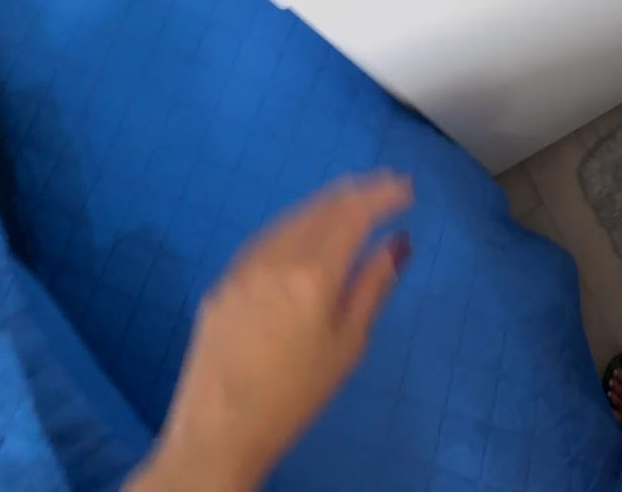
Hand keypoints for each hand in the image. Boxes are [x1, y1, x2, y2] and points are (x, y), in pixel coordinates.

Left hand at [126, 173, 413, 491]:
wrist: (215, 437)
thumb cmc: (295, 394)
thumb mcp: (349, 343)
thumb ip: (374, 285)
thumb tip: (397, 242)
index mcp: (313, 274)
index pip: (354, 215)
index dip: (382, 195)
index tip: (406, 189)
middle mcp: (277, 260)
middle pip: (323, 208)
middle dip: (358, 191)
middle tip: (387, 185)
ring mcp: (244, 269)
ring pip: (293, 217)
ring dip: (327, 201)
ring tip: (352, 197)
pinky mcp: (224, 284)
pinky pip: (268, 237)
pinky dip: (297, 221)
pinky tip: (305, 228)